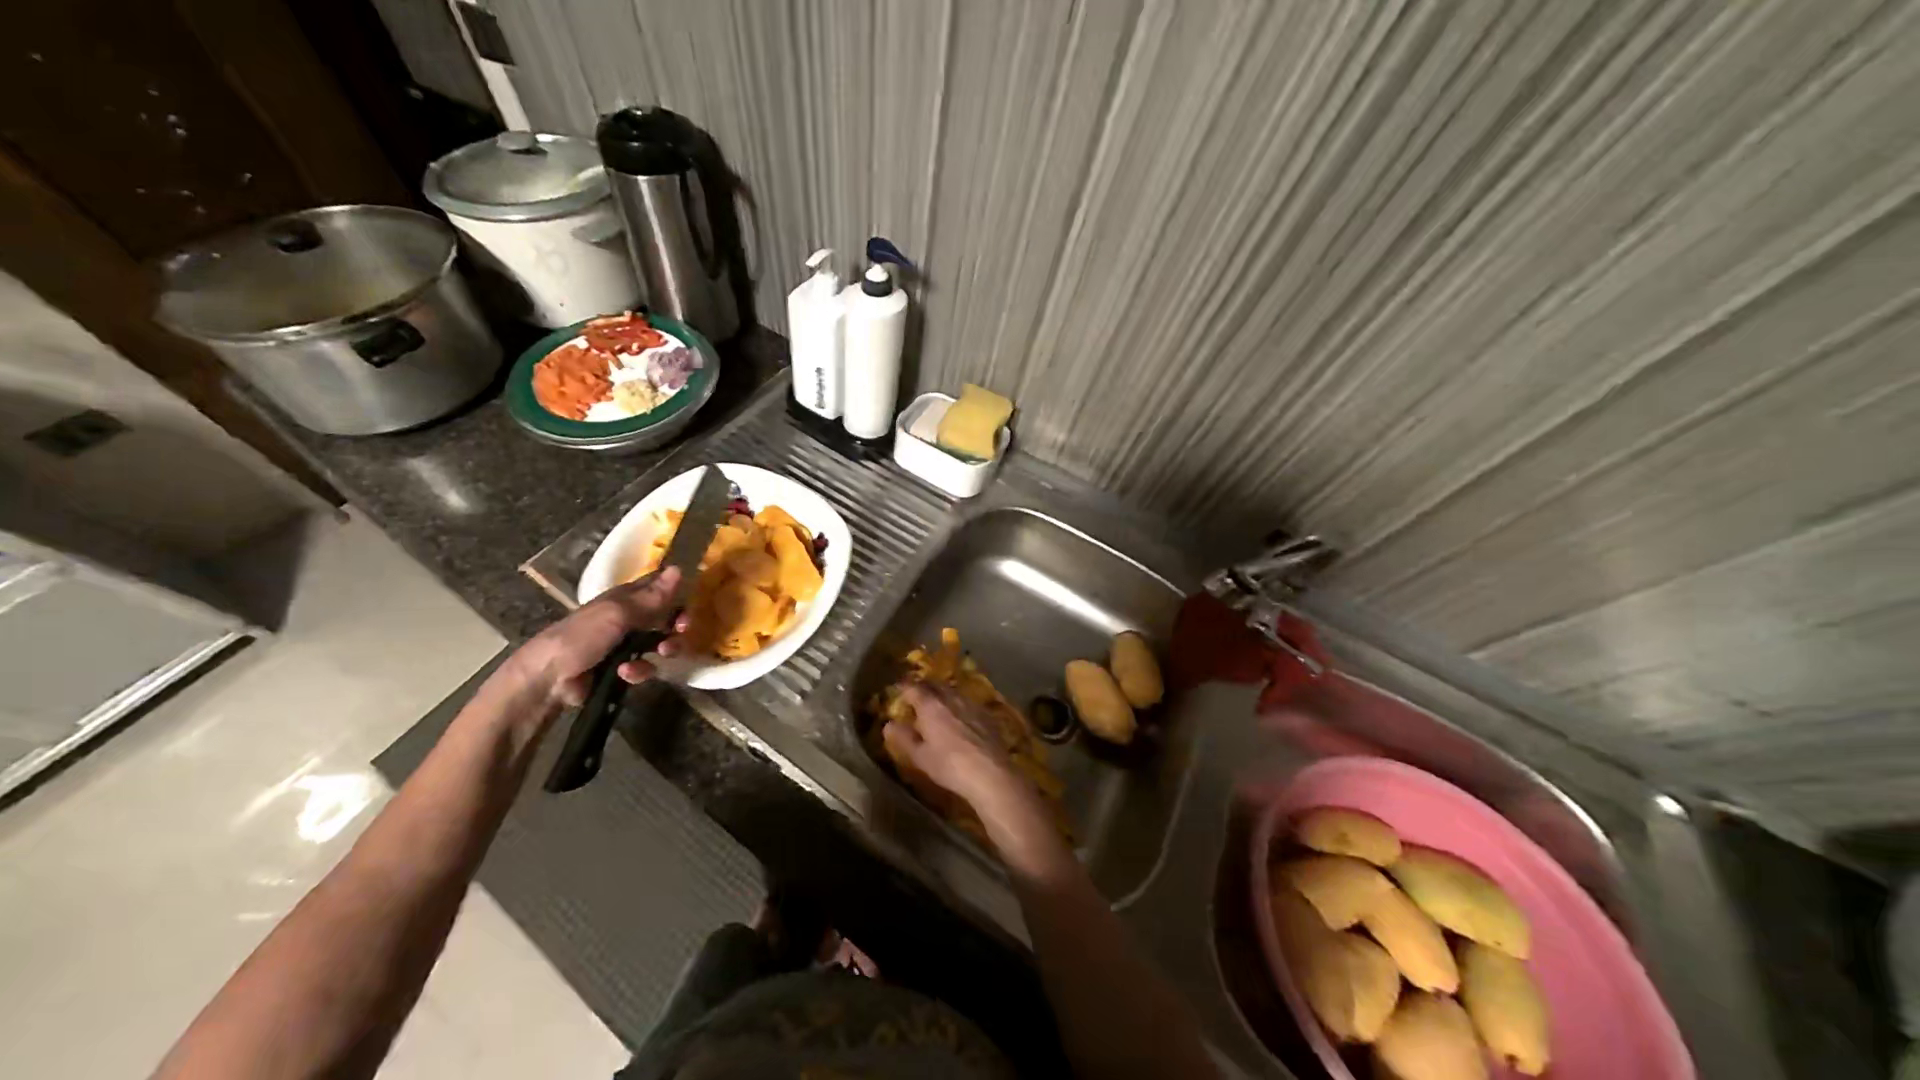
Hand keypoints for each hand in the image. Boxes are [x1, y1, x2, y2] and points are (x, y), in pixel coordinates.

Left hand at [506, 567, 689, 707]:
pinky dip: (639, 671)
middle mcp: (626, 619)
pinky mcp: (621, 670)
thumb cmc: (582, 636)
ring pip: (659, 644)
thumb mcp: (619, 613)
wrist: (549, 678)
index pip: (657, 587)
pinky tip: (626, 674)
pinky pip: (644, 668)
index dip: (675, 592)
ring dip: (663, 648)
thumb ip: (652, 596)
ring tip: (660, 654)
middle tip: (680, 631)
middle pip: (664, 617)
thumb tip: (680, 569)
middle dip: (675, 624)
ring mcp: (624, 645)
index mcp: (624, 598)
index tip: (689, 602)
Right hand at [883, 683, 1036, 824]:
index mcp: (930, 705)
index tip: (898, 690)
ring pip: (952, 691)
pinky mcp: (986, 713)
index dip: (904, 687)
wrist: (990, 772)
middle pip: (934, 684)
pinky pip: (967, 701)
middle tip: (916, 695)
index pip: (913, 687)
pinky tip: (960, 716)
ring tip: (937, 704)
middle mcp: (950, 698)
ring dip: (942, 693)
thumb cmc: (949, 765)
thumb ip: (903, 738)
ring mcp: (971, 703)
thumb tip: (889, 724)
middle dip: (923, 687)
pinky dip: (958, 704)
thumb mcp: (919, 756)